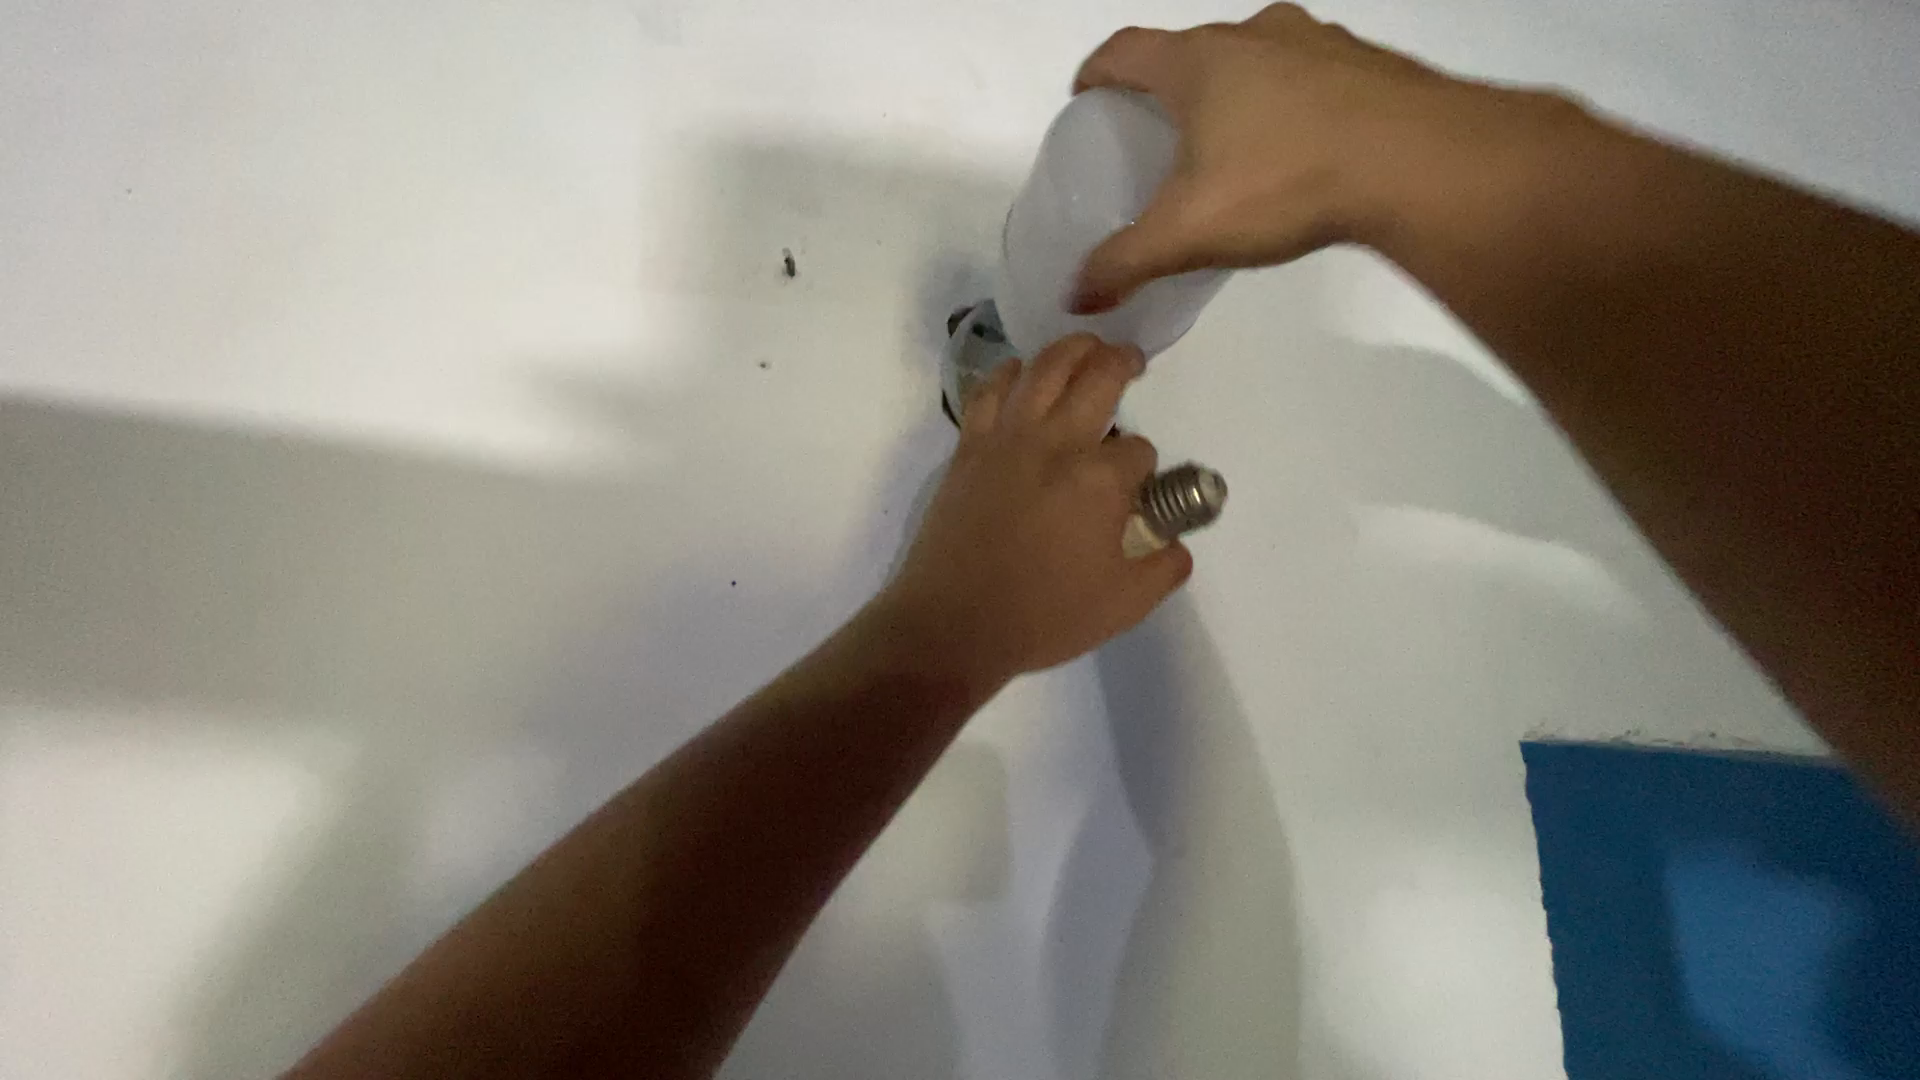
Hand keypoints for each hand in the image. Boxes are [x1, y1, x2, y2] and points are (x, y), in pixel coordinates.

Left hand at [875, 335, 1192, 687]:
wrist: (953, 624)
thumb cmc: (1042, 618)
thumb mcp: (1124, 605)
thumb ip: (1164, 567)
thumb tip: (1175, 543)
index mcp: (1100, 481)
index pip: (1139, 451)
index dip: (1143, 467)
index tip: (1134, 489)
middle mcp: (1056, 444)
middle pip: (1098, 376)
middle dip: (1123, 362)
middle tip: (1131, 361)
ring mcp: (1006, 439)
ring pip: (1043, 368)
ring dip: (1072, 348)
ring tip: (1086, 348)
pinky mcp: (968, 447)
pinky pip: (988, 390)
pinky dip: (1008, 372)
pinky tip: (1020, 374)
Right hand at [1070, 3, 1534, 312]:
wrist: (1417, 163)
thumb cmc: (1283, 184)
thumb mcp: (1187, 233)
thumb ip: (1124, 263)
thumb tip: (1076, 296)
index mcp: (1199, 63)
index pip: (1126, 51)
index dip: (1096, 73)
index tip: (1085, 100)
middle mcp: (1254, 35)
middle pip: (1188, 51)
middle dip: (1162, 89)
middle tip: (1152, 137)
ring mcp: (1315, 42)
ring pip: (1249, 59)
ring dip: (1225, 93)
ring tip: (1221, 147)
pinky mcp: (1362, 65)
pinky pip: (1301, 78)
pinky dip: (1278, 105)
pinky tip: (1286, 152)